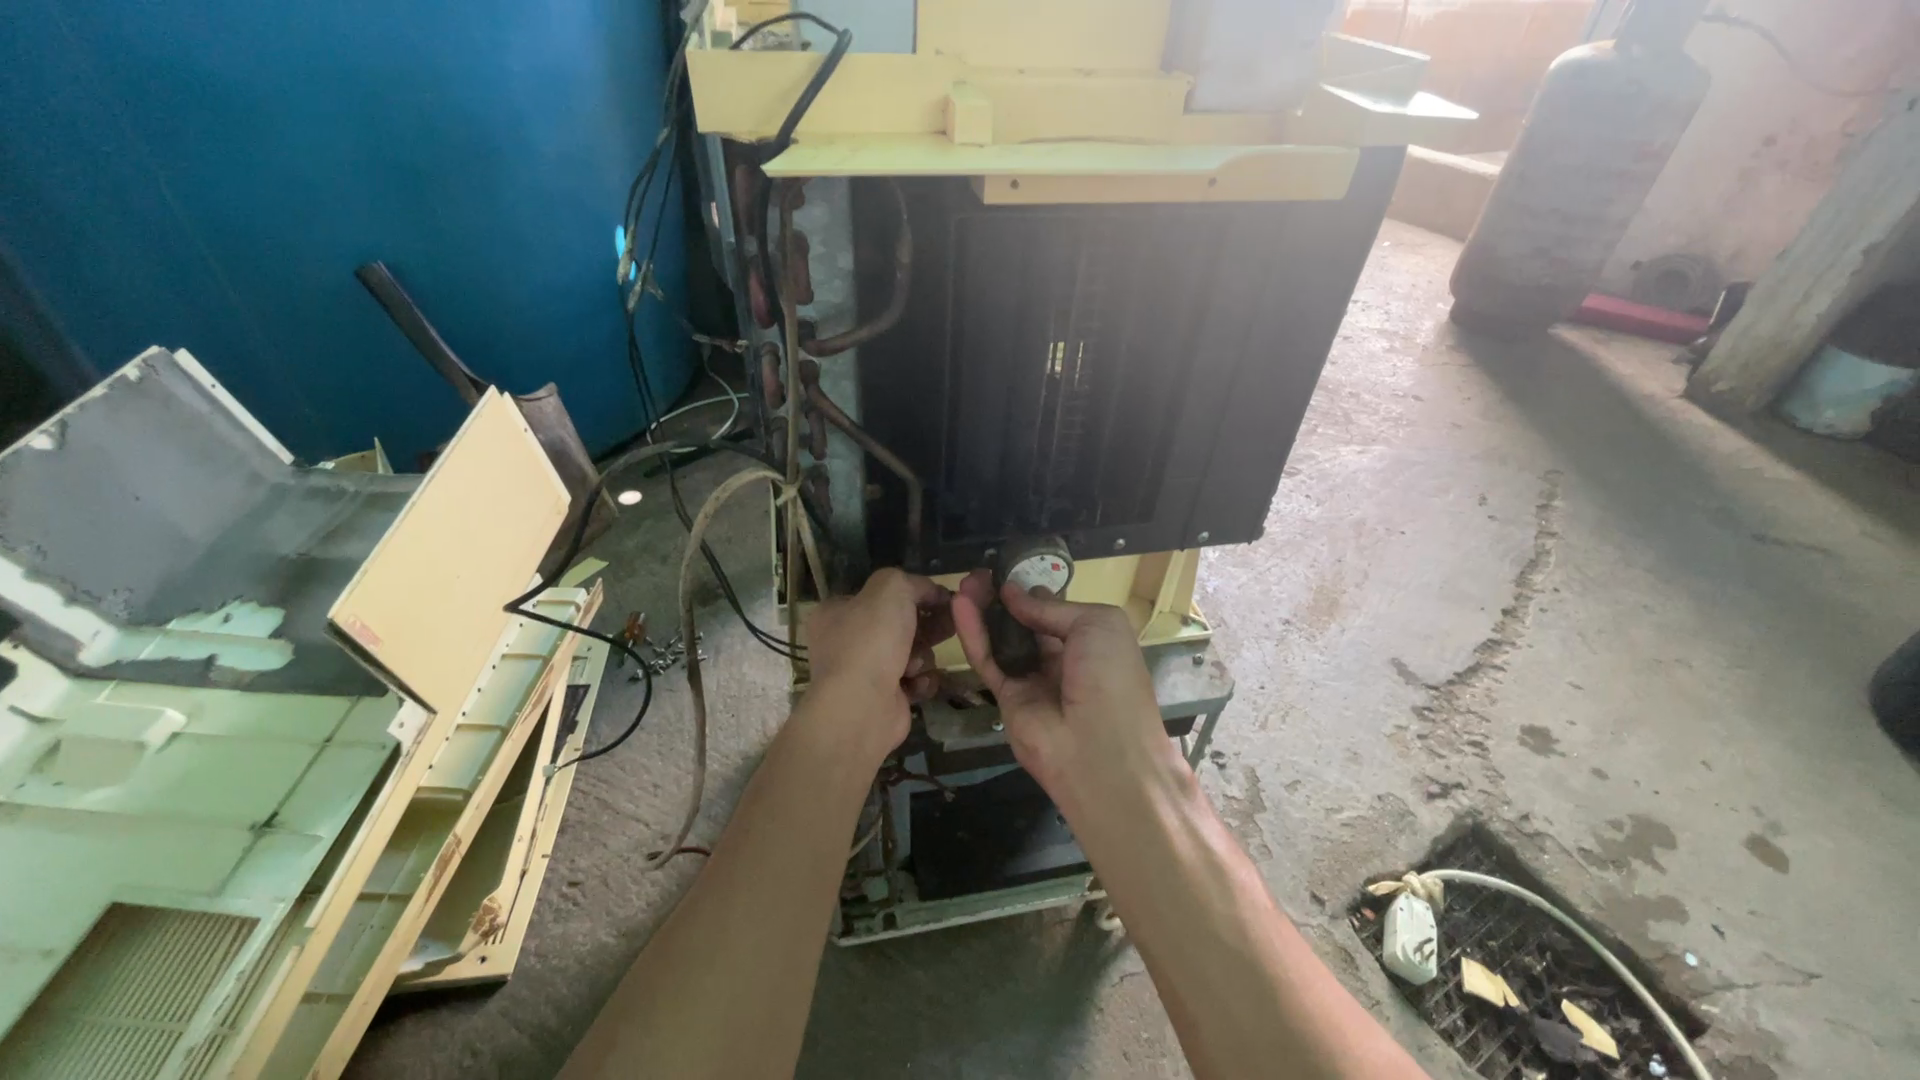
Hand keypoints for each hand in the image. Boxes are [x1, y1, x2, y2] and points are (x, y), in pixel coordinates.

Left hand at [802, 568, 952, 761]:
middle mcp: (846, 642)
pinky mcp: (884, 699)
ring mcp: (864, 673)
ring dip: (921, 657)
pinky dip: (921, 681)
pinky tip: (916, 684)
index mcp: (836, 612)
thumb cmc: (871, 640)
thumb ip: (913, 582)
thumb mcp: (891, 588)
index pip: (879, 596)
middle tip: (949, 625)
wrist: (862, 706)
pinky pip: (914, 681)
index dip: (912, 594)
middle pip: (899, 625)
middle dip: (926, 626)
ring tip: (914, 665)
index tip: (940, 597)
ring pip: (911, 653)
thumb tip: (933, 592)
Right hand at [950, 571, 1176, 807]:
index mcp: (1091, 640)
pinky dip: (972, 633)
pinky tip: (960, 605)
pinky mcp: (1006, 697)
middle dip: (1003, 598)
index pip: (1055, 610)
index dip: (1032, 591)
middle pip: (1023, 623)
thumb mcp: (1097, 625)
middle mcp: (1061, 658)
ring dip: (983, 610)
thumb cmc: (1112, 679)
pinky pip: (987, 660)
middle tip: (979, 575)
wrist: (1101, 750)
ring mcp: (1032, 679)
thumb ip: (1051, 608)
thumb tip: (1013, 593)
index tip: (1007, 571)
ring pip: (1001, 639)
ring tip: (965, 583)